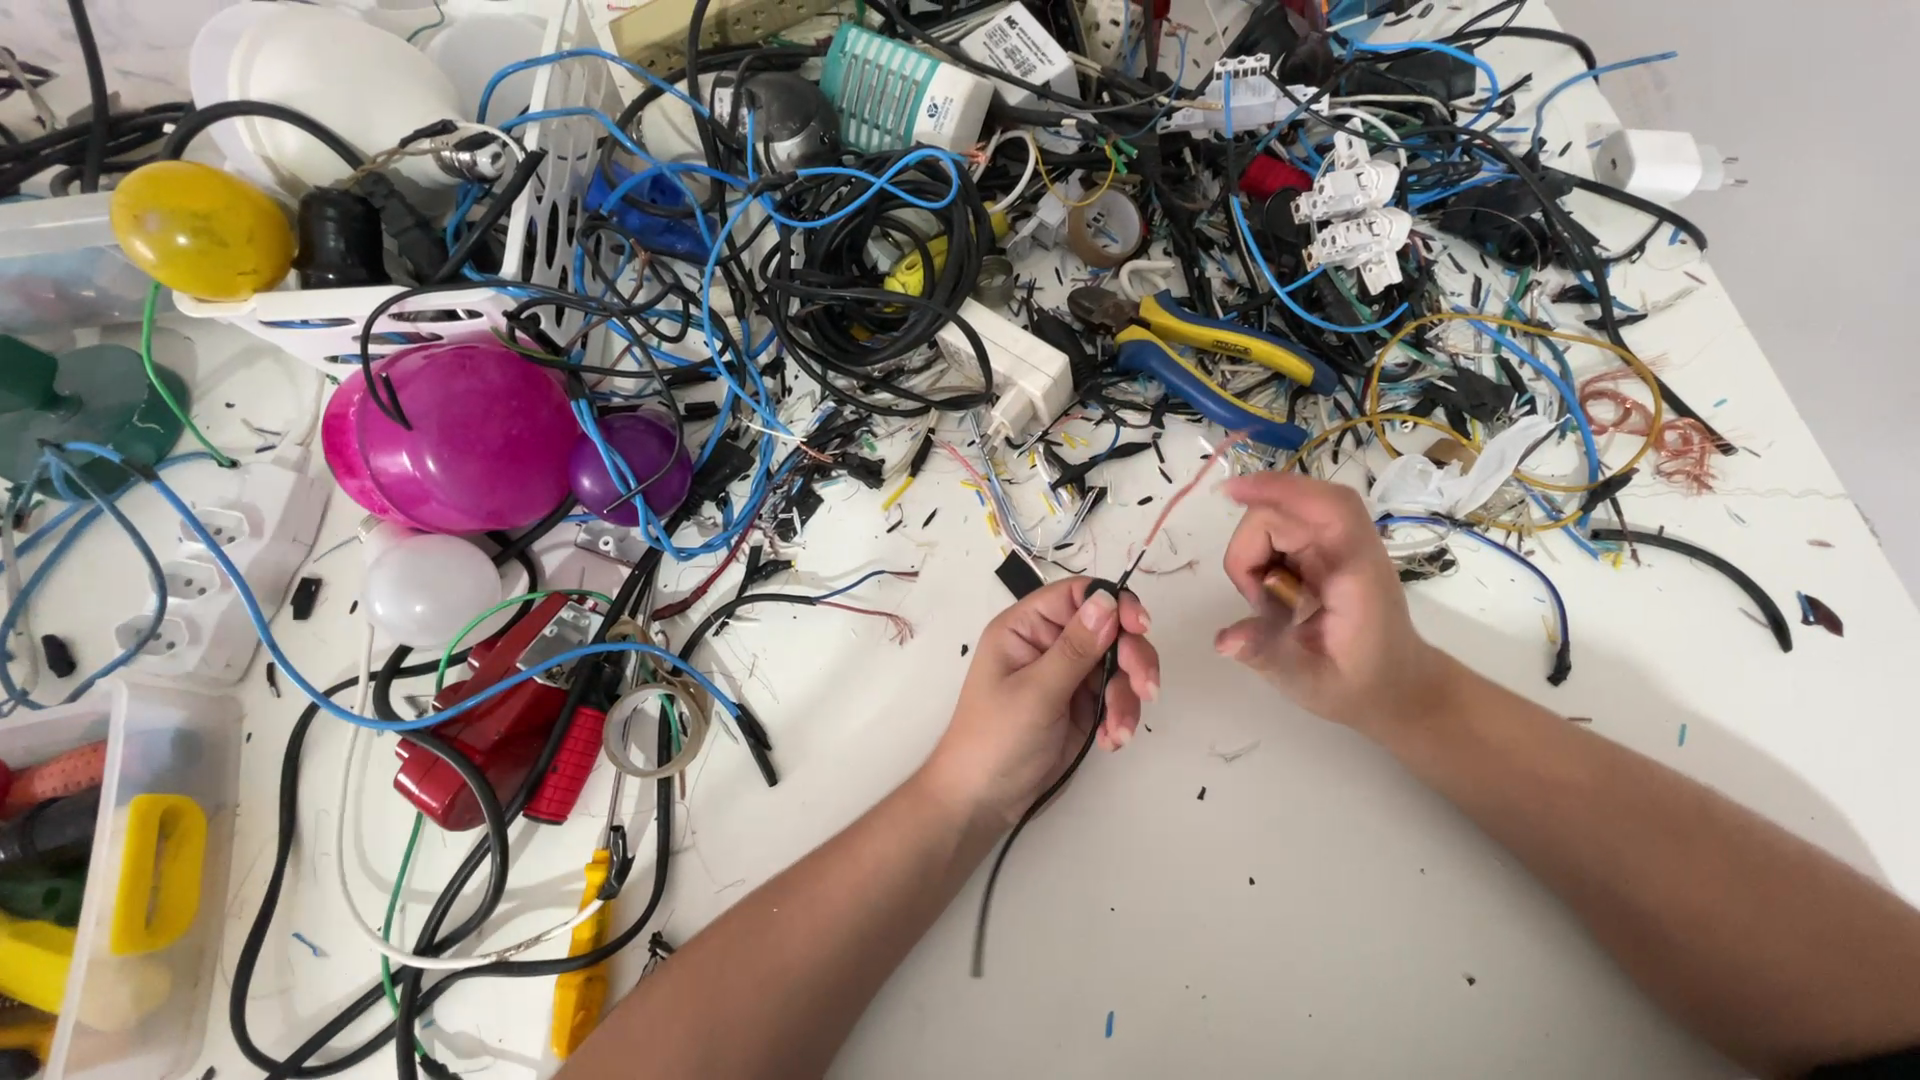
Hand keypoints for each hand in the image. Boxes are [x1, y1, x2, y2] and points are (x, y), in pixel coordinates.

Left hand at [921, 578, 1158, 827]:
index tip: (1141, 628)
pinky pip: (1116, 698)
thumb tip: (1108, 599)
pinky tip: (1110, 741)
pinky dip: (1121, 717)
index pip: (1077, 595)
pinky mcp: (1081, 706)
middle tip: (1146, 688)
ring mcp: (1067, 676)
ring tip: (1118, 732)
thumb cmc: (995, 739)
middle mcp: (1049, 645)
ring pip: (1118, 666)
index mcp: (1025, 628)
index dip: (1113, 603)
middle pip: (1108, 630)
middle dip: (1131, 658)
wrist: (982, 801)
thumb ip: (1076, 647)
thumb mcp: (1036, 692)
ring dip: (1127, 697)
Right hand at [1214, 472, 1448, 732]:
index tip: (1230, 492)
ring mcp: (1336, 545)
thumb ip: (1268, 655)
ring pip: (1273, 520)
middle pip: (1282, 512)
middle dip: (1249, 551)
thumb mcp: (1309, 682)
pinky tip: (1273, 594)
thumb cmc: (1359, 686)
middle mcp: (1347, 547)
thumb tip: (1224, 639)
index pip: (1326, 509)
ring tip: (1270, 606)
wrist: (1397, 687)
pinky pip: (1278, 532)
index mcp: (1356, 572)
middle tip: (1257, 603)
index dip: (1280, 489)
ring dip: (1253, 558)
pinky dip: (1260, 557)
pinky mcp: (1324, 548)